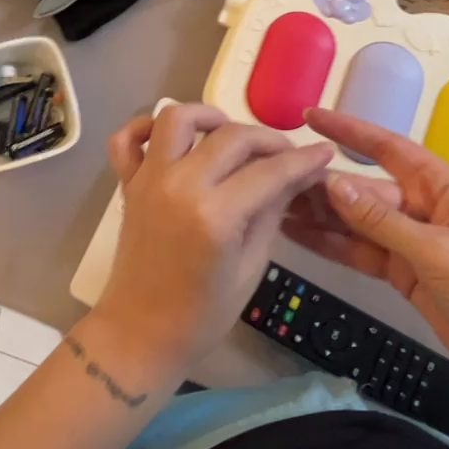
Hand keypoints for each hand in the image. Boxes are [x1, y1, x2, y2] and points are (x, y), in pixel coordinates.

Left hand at [90, 104, 334, 375]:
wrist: (141, 331)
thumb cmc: (203, 312)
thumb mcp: (250, 266)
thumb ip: (270, 213)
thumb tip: (294, 176)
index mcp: (216, 214)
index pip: (269, 172)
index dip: (302, 160)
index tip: (322, 153)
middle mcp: (180, 184)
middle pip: (230, 136)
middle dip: (266, 139)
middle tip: (283, 154)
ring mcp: (149, 179)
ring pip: (176, 118)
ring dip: (207, 116)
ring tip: (228, 135)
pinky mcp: (127, 183)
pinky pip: (127, 138)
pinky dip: (145, 127)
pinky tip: (172, 140)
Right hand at [281, 108, 448, 390]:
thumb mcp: (435, 251)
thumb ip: (380, 219)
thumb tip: (332, 182)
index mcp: (443, 187)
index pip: (388, 148)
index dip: (349, 131)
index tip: (310, 117)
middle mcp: (424, 207)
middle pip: (366, 188)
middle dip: (324, 185)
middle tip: (277, 180)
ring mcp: (413, 242)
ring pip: (358, 221)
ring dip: (322, 216)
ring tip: (276, 208)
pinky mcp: (404, 273)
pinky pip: (361, 251)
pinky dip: (332, 245)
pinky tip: (298, 237)